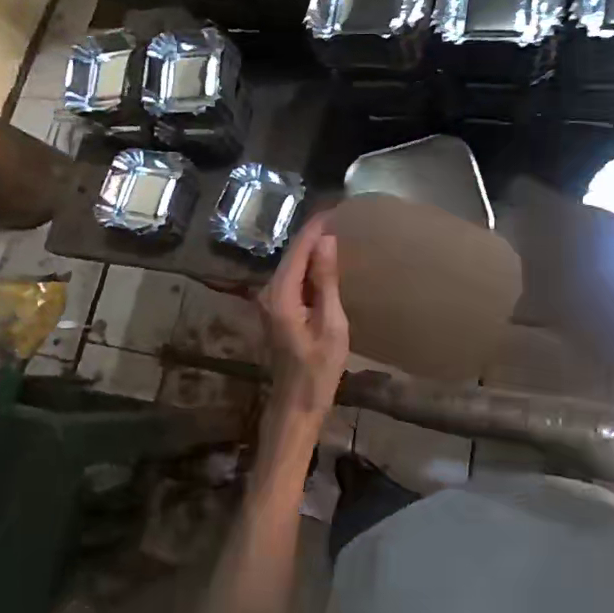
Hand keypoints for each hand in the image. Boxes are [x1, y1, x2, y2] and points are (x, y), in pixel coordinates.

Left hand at [257, 215, 350, 430]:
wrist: (296, 405)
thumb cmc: (318, 370)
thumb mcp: (331, 325)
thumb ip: (326, 281)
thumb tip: (326, 241)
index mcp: (281, 295)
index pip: (298, 249)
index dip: (317, 226)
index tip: (339, 207)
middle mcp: (269, 293)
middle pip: (292, 253)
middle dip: (315, 234)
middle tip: (344, 217)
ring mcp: (270, 302)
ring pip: (292, 265)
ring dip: (312, 249)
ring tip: (340, 233)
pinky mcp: (276, 310)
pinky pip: (293, 278)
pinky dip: (309, 267)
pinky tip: (328, 262)